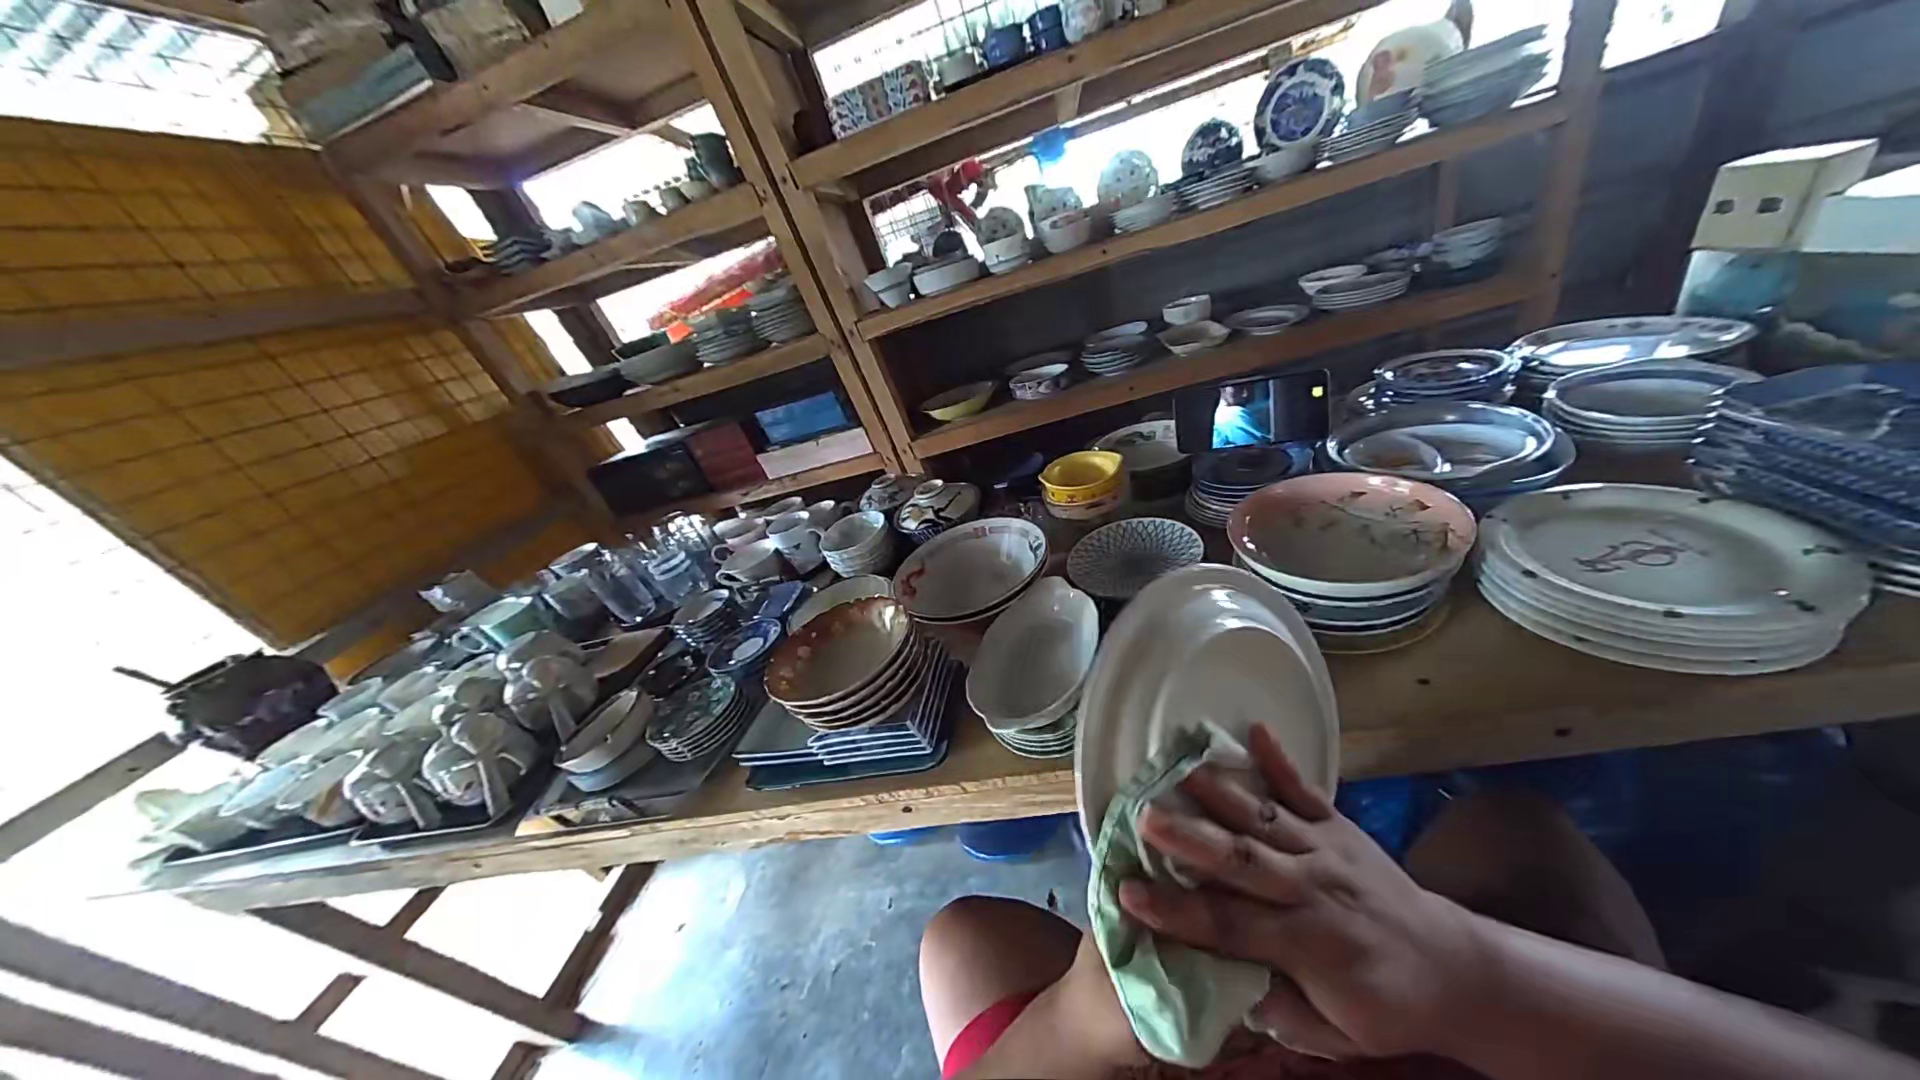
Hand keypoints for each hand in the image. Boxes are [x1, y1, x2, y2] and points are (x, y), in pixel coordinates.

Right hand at [1118, 725, 1486, 1059]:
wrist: (1456, 969)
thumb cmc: (1385, 1005)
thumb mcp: (1336, 1034)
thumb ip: (1275, 1010)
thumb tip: (1214, 983)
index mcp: (1307, 944)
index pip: (1230, 925)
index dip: (1177, 911)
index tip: (1129, 893)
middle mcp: (1311, 889)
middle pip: (1243, 861)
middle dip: (1190, 837)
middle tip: (1145, 815)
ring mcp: (1325, 850)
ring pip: (1264, 818)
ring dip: (1220, 793)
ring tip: (1179, 769)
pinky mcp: (1338, 826)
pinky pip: (1305, 789)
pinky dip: (1279, 760)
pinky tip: (1254, 729)